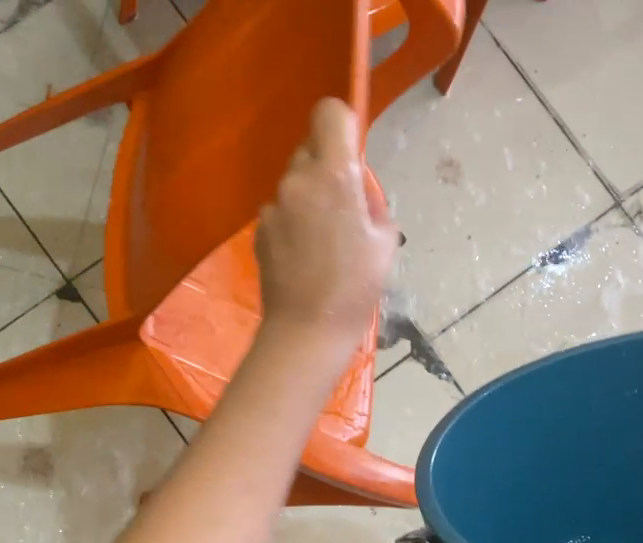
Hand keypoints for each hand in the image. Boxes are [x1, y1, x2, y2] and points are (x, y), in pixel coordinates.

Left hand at [254, 98, 397, 358]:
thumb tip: (356, 187)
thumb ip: (368, 198)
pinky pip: (279, 211)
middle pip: (309, 149)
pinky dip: (290, 222)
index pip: (329, 113)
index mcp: (334, 175)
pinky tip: (301, 254)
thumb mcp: (384, 237)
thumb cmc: (355, 286)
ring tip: (320, 237)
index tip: (349, 150)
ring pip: (292, 183)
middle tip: (339, 204)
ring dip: (306, 197)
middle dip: (324, 167)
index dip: (340, 125)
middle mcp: (297, 181)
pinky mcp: (258, 231)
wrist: (307, 329)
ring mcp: (273, 207)